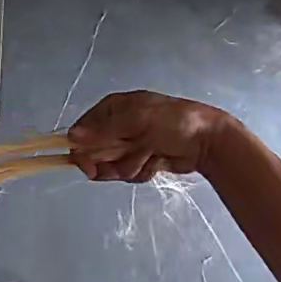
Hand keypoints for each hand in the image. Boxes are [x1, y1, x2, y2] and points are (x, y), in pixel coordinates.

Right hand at [66, 90, 246, 181]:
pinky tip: (156, 163)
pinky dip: (142, 171)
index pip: (84, 129)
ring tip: (148, 158)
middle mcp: (116, 126)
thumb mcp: (136, 121)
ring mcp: (129, 144)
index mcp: (111, 109)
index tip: (87, 166)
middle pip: (96, 151)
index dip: (82, 148)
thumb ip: (103, 130)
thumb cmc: (171, 121)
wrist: (209, 140)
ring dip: (129, 166)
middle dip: (109, 161)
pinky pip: (129, 172)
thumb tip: (71, 137)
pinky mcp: (142, 160)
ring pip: (112, 165)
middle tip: (125, 164)